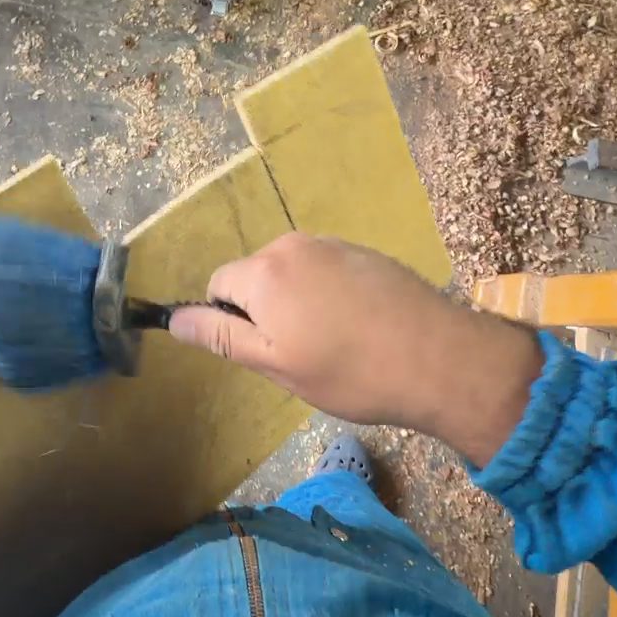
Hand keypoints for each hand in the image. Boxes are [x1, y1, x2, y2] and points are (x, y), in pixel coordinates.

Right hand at [167, 233, 542, 465]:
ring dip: (296, 302)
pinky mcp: (361, 251)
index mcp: (263, 272)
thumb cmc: (350, 371)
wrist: (441, 357)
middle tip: (301, 353)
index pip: (217, 285)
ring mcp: (330, 244)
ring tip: (334, 342)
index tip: (265, 351)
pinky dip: (326, 293)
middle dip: (264, 311)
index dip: (229, 320)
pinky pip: (322, 269)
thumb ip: (221, 337)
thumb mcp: (276, 364)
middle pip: (254, 277)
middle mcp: (291, 246)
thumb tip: (174, 319)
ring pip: (289, 274)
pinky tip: (358, 325)